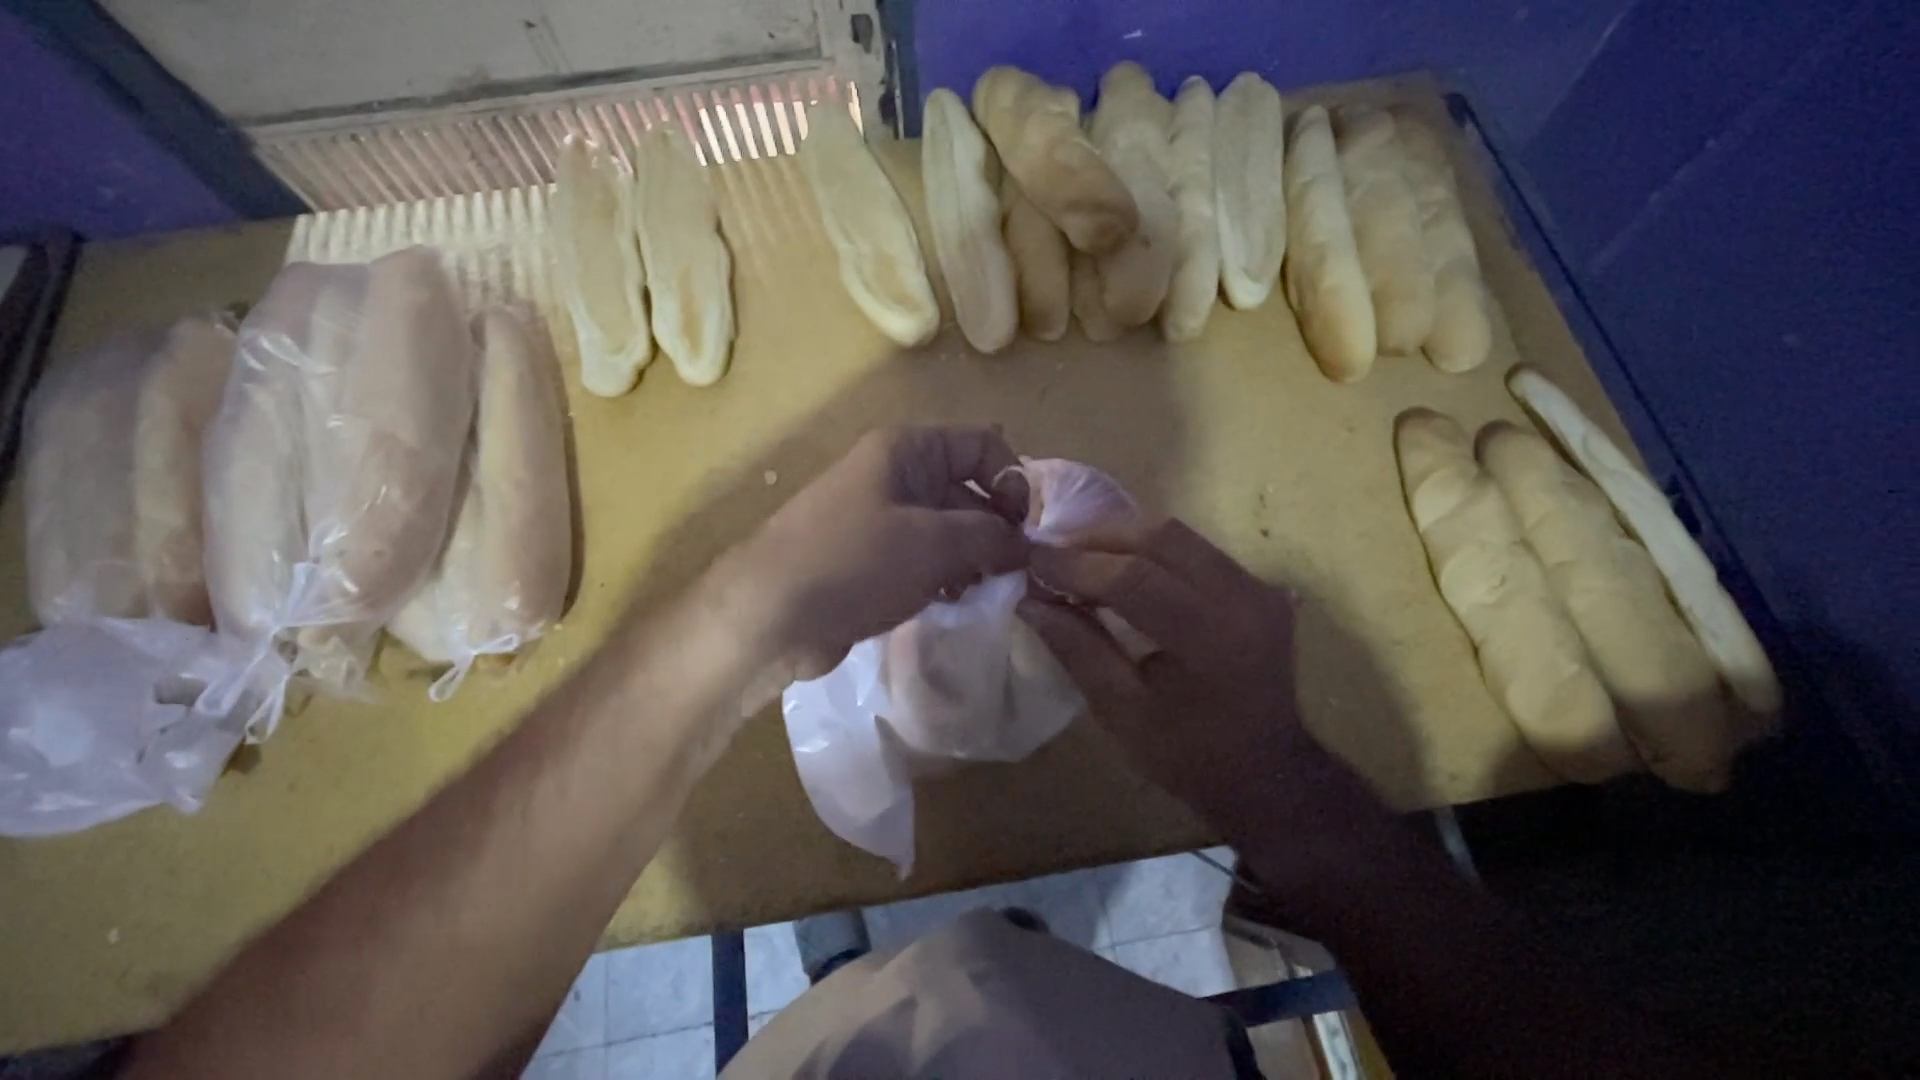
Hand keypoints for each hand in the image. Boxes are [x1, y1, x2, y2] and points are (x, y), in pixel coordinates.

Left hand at [738, 426, 1031, 678]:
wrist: (769, 616)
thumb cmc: (853, 562)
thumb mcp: (933, 543)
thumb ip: (991, 537)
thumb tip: (1026, 546)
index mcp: (907, 450)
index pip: (983, 443)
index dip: (1013, 481)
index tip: (1023, 531)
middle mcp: (895, 475)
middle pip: (969, 489)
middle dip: (997, 528)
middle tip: (1013, 574)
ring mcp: (881, 520)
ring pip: (949, 530)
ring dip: (974, 559)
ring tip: (986, 593)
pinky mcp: (872, 562)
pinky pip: (925, 560)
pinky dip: (946, 578)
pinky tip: (953, 605)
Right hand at [1018, 519, 1390, 851]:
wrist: (1268, 774)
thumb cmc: (1189, 756)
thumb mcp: (1122, 713)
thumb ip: (1078, 650)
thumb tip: (1030, 602)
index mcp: (1210, 639)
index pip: (1134, 578)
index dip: (1076, 565)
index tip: (1031, 560)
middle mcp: (1242, 599)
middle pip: (1161, 538)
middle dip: (1098, 538)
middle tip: (1053, 553)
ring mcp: (1258, 588)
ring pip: (1180, 536)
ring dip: (1123, 538)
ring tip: (1080, 557)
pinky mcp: (1259, 587)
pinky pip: (1197, 551)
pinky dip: (1151, 551)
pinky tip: (1120, 568)